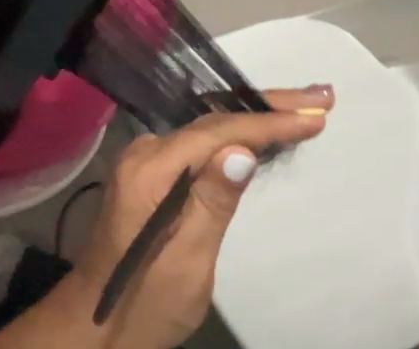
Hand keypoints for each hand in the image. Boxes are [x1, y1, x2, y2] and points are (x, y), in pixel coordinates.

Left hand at [67, 89, 333, 348]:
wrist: (98, 321)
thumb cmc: (147, 298)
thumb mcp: (188, 259)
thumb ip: (213, 202)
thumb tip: (242, 151)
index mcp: (149, 169)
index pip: (216, 133)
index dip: (266, 122)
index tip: (314, 116)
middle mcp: (143, 153)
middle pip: (212, 122)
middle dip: (266, 107)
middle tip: (319, 98)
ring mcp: (144, 161)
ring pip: (206, 130)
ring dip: (252, 117)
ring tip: (300, 108)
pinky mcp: (151, 175)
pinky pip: (197, 145)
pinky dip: (232, 137)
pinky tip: (259, 134)